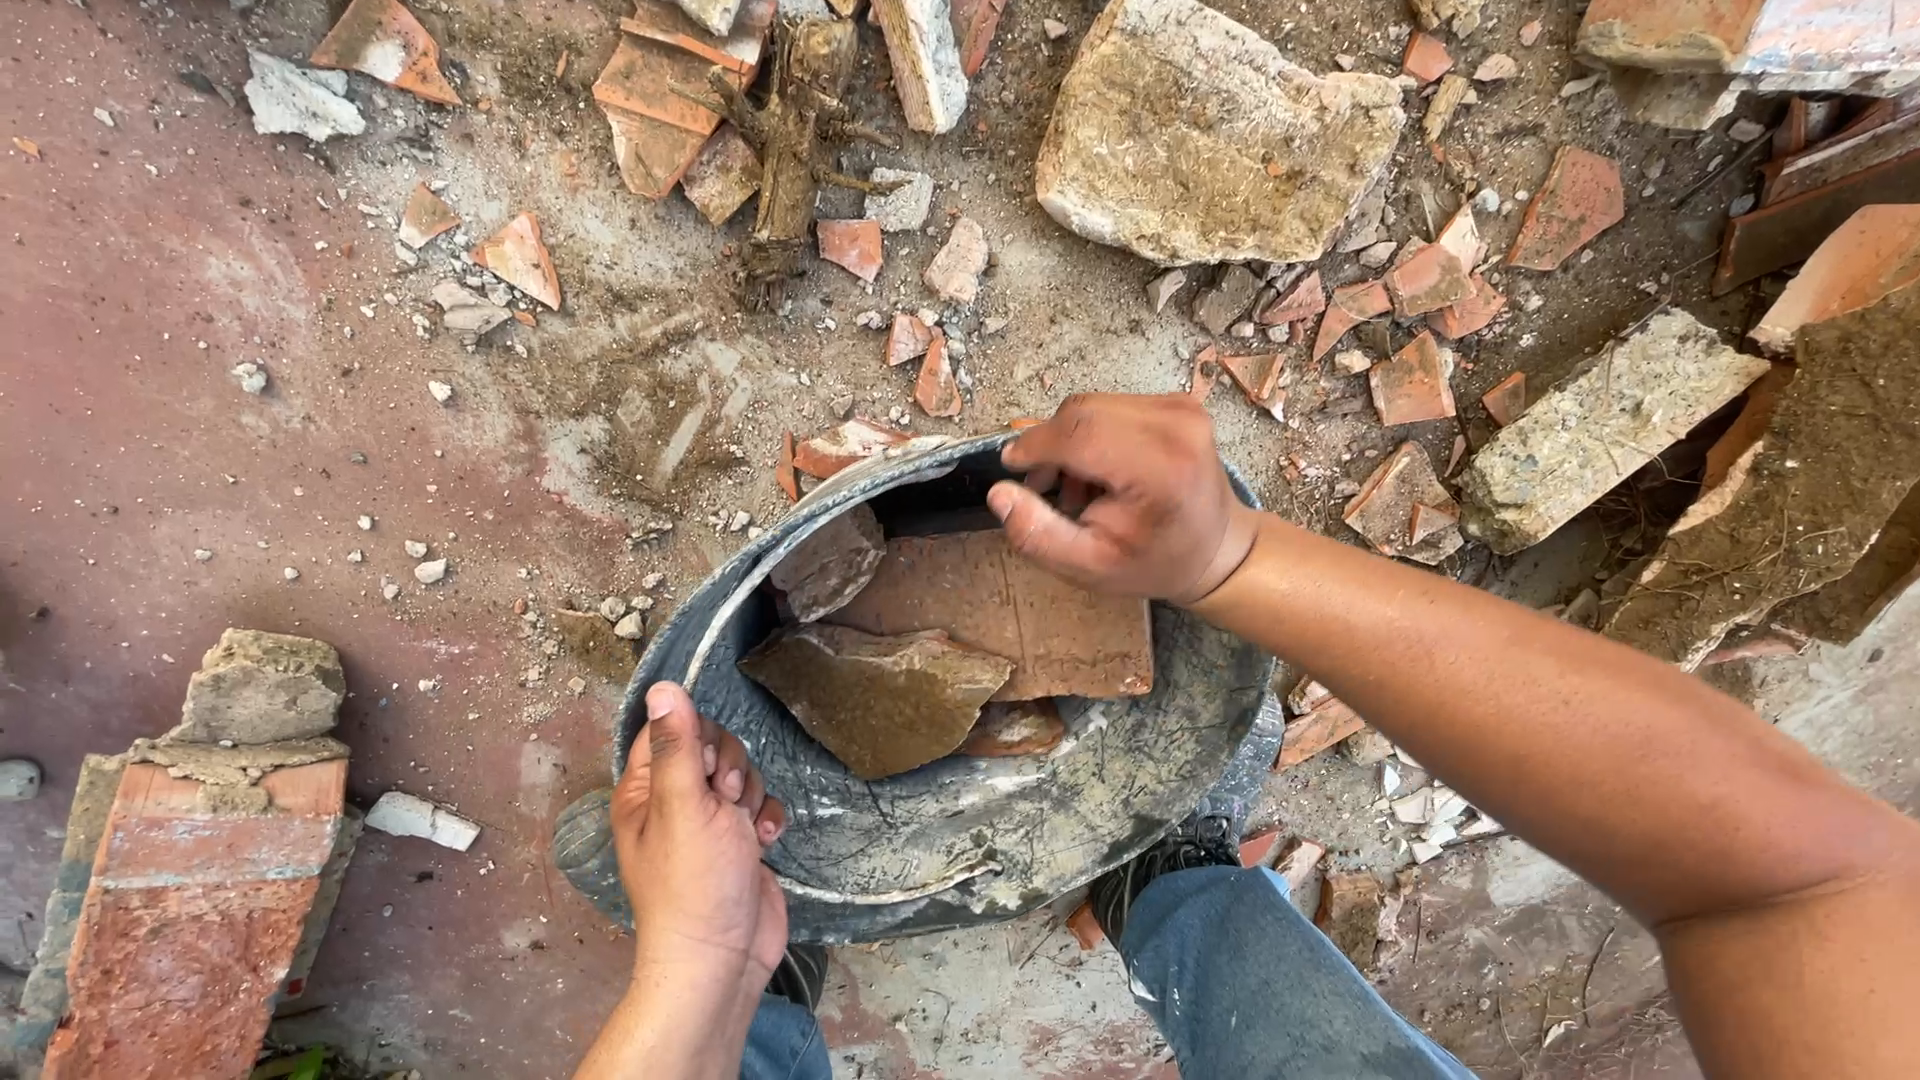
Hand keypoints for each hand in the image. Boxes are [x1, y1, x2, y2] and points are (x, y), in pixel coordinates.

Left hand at [613, 682, 788, 1004]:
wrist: (723, 957)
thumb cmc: (693, 881)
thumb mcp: (683, 805)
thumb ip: (678, 744)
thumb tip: (662, 686)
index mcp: (644, 791)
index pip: (668, 730)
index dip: (695, 735)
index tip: (707, 762)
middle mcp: (674, 801)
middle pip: (712, 747)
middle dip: (731, 768)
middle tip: (725, 798)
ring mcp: (709, 822)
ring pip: (741, 774)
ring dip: (751, 796)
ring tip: (742, 829)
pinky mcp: (739, 840)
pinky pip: (760, 805)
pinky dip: (766, 819)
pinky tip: (764, 843)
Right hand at [986, 393, 1257, 603]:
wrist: (1216, 548)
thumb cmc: (1154, 562)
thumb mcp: (1089, 566)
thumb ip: (1038, 534)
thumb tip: (998, 494)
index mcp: (1160, 468)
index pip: (1079, 433)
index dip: (1035, 446)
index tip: (1011, 467)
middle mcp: (1175, 424)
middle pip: (1081, 413)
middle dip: (1049, 445)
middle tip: (1044, 487)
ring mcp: (1180, 407)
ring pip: (1091, 406)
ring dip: (1069, 441)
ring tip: (1076, 486)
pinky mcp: (1177, 402)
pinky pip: (1110, 406)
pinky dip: (1091, 435)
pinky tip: (1100, 470)